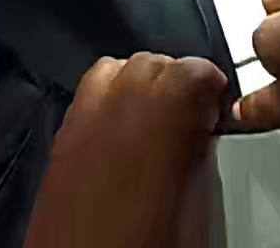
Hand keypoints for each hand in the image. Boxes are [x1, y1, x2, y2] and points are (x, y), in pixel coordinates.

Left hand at [23, 53, 227, 247]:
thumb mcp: (192, 218)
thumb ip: (198, 161)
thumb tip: (203, 135)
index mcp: (155, 118)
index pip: (190, 70)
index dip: (211, 83)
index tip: (218, 105)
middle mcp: (114, 104)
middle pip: (152, 62)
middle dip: (177, 80)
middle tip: (193, 115)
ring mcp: (81, 115)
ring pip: (117, 68)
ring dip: (140, 83)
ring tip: (158, 118)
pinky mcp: (61, 134)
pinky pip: (90, 92)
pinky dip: (111, 96)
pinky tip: (123, 130)